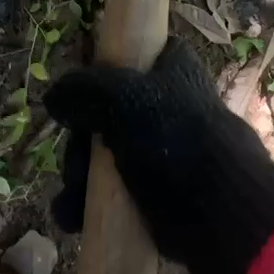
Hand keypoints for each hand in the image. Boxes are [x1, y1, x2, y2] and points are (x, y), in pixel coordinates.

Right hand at [44, 40, 273, 273]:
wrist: (218, 210)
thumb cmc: (174, 136)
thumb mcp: (123, 97)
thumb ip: (84, 89)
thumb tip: (54, 97)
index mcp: (171, 67)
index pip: (128, 56)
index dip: (99, 75)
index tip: (80, 98)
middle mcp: (166, 104)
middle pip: (102, 113)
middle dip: (80, 144)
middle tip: (77, 164)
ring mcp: (162, 150)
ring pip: (102, 156)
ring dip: (78, 179)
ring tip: (73, 200)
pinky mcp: (156, 192)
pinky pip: (112, 192)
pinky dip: (88, 204)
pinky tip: (71, 217)